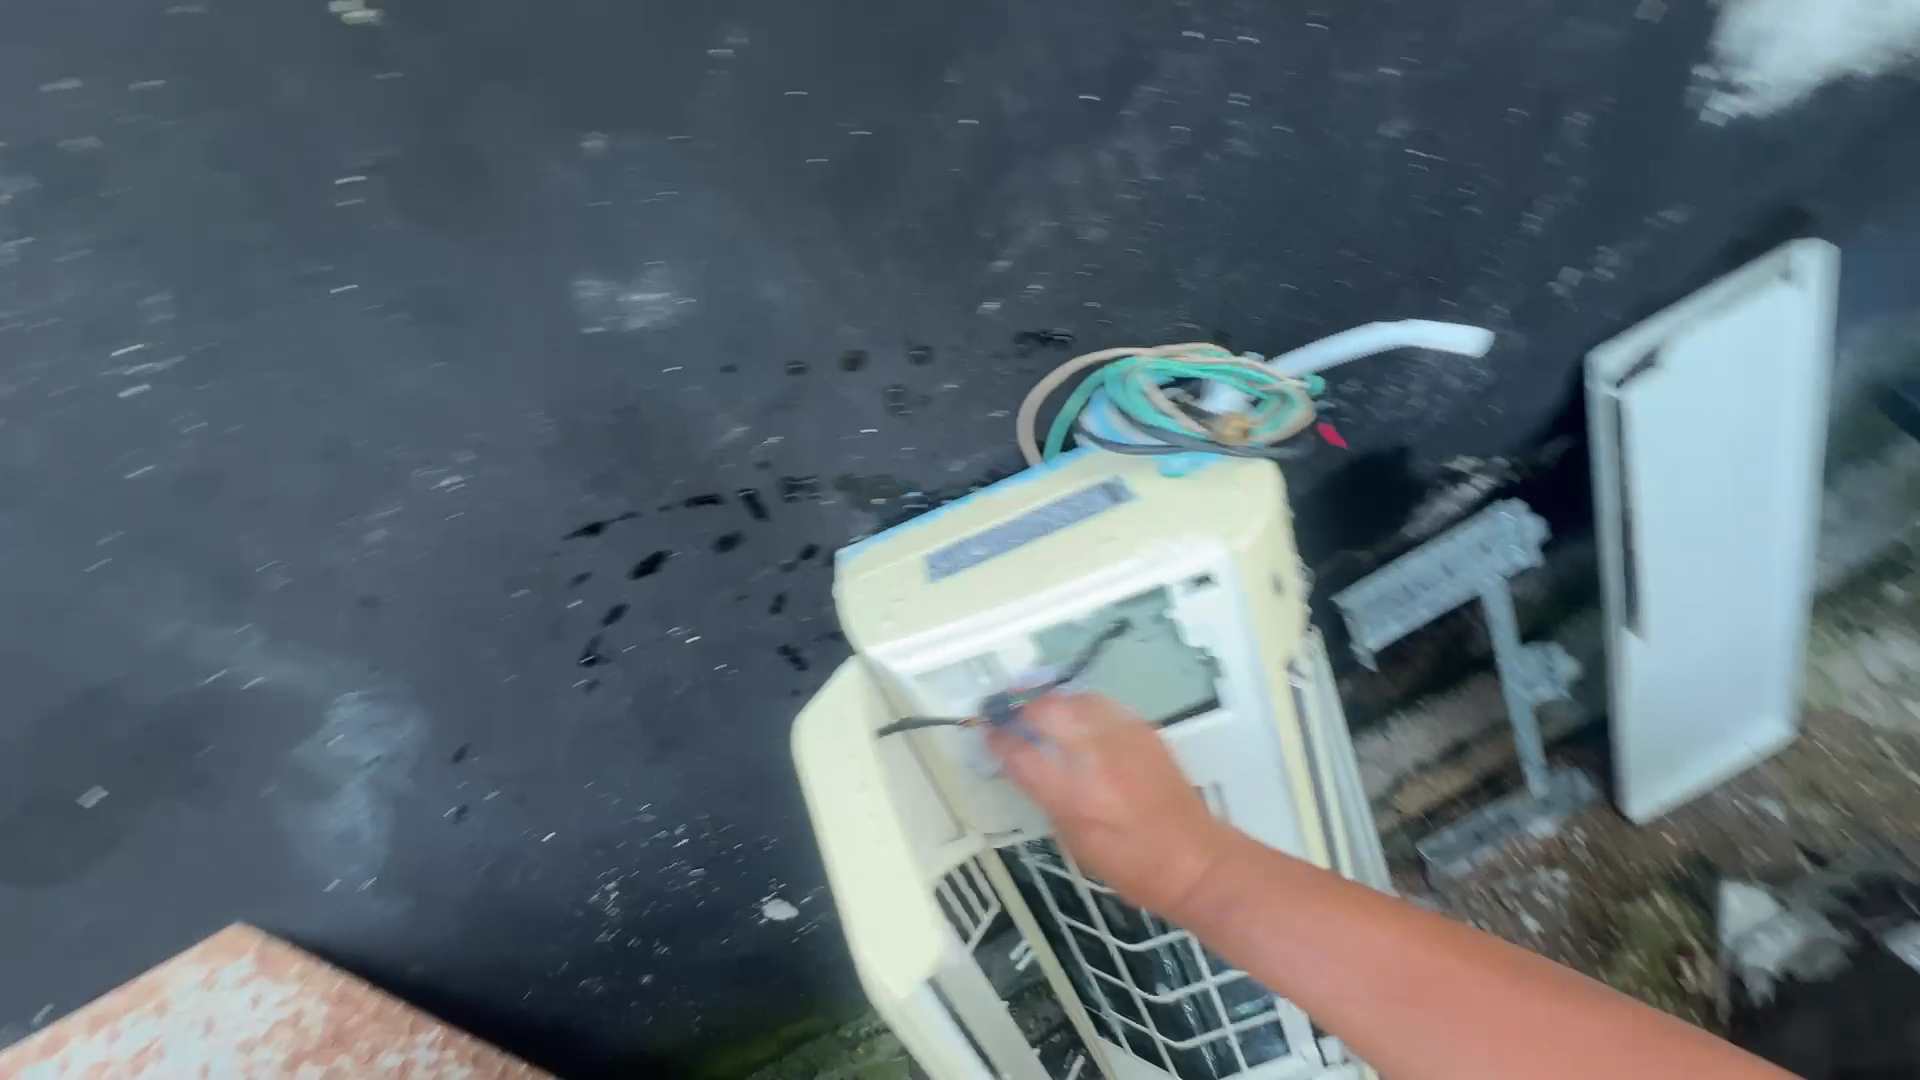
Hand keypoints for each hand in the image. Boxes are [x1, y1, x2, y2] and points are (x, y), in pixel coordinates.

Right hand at [988, 693, 1237, 918]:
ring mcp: (1124, 739)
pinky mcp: (1144, 731)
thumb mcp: (1074, 841)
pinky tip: (1077, 716)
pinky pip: (1103, 705)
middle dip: (1022, 709)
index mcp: (1074, 796)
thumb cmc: (1129, 865)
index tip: (987, 733)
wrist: (1194, 860)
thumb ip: (1046, 797)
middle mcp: (1097, 759)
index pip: (1021, 754)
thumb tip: (1023, 765)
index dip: (998, 740)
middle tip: (1011, 714)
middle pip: (1048, 712)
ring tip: (1041, 709)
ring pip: (1076, 699)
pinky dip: (1082, 705)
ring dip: (1052, 701)